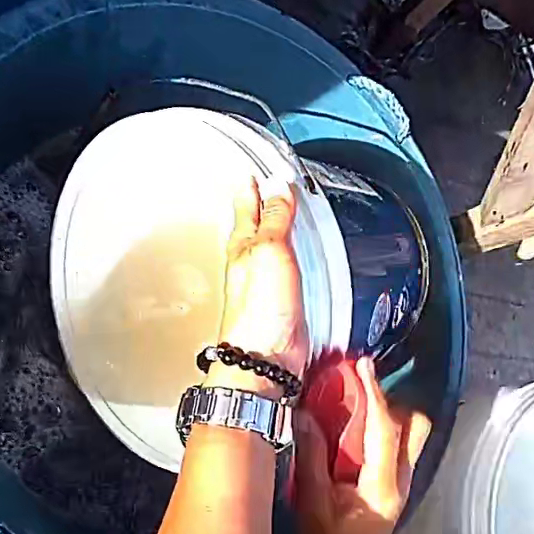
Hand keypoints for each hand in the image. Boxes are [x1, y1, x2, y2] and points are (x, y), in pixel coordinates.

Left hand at [214, 177, 308, 380]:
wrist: (265, 359)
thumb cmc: (261, 312)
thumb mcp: (270, 251)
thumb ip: (275, 219)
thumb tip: (276, 186)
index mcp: (243, 248)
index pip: (247, 209)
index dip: (252, 190)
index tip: (253, 174)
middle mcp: (249, 266)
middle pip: (253, 229)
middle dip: (258, 209)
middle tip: (260, 190)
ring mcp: (263, 287)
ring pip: (265, 250)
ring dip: (270, 232)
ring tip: (274, 218)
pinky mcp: (279, 305)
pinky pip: (282, 272)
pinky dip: (286, 259)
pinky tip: (290, 261)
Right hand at [293, 356, 431, 533]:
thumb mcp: (312, 503)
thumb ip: (310, 458)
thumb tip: (302, 415)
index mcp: (382, 484)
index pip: (385, 429)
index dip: (375, 394)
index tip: (362, 366)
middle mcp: (400, 478)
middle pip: (411, 426)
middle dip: (386, 399)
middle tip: (355, 383)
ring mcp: (400, 479)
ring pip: (406, 432)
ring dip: (383, 411)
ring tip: (351, 398)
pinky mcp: (391, 480)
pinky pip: (393, 442)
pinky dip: (376, 425)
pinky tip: (349, 421)